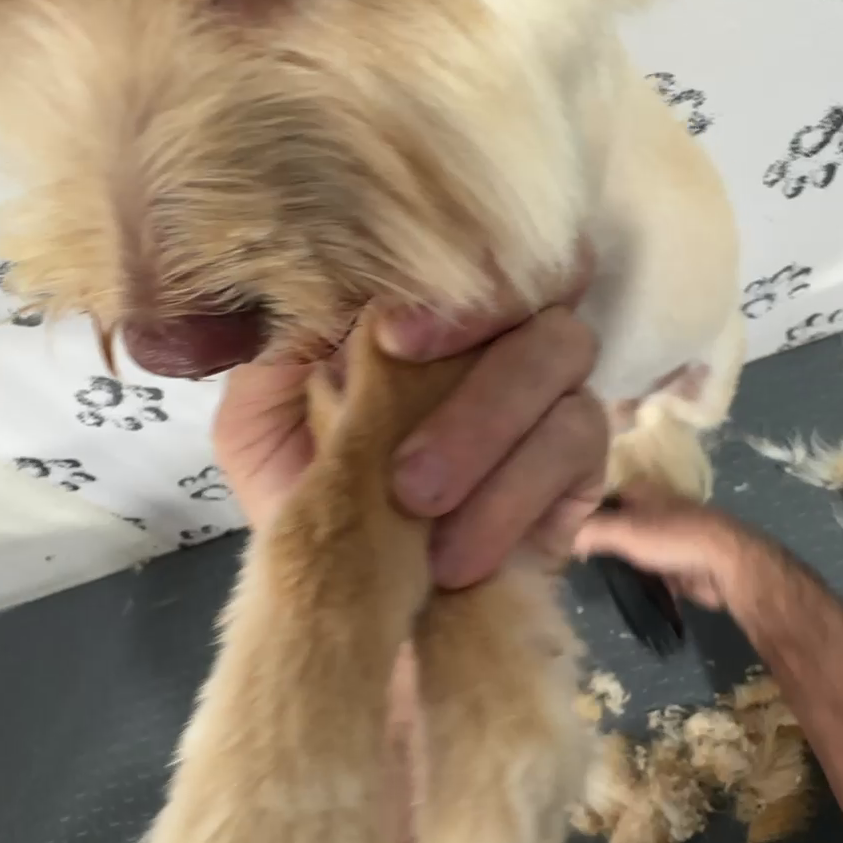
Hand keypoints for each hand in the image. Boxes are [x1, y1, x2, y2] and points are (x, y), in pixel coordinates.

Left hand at [212, 273, 608, 589]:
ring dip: (488, 429)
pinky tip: (457, 555)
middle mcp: (498, 331)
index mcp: (426, 309)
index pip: (476, 241)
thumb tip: (310, 283)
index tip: (392, 336)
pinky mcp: (580, 463)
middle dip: (474, 349)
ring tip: (418, 504)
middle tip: (409, 445)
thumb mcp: (262, 420)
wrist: (351, 600)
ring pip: (565, 359)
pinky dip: (513, 497)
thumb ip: (278, 347)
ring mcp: (549, 390)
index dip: (452, 274)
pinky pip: (576, 446)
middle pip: (549, 280)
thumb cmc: (311, 497)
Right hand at [572, 483, 754, 609]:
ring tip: (577, 571)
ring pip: (623, 544)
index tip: (549, 527)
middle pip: (608, 520)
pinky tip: (606, 584)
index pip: (594, 493)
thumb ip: (587, 531)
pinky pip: (638, 566)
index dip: (573, 508)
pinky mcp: (670, 561)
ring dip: (607, 557)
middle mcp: (649, 507)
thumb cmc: (673, 538)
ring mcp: (661, 534)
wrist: (725, 565)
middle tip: (559, 555)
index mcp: (638, 488)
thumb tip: (557, 538)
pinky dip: (625, 574)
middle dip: (588, 535)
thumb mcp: (622, 530)